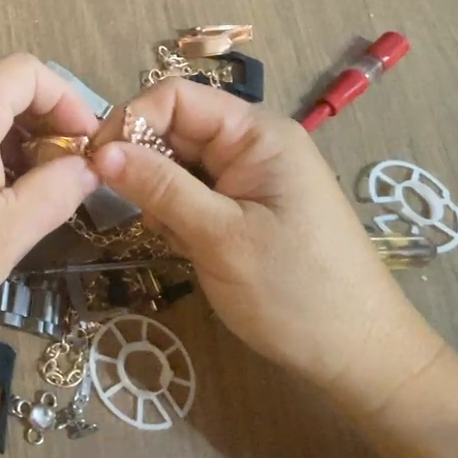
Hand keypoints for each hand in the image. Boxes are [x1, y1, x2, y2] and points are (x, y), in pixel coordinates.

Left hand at [0, 54, 101, 353]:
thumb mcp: (7, 232)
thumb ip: (58, 189)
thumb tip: (88, 166)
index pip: (28, 70)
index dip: (68, 101)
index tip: (87, 146)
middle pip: (0, 82)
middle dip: (42, 118)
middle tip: (66, 168)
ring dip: (11, 134)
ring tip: (32, 187)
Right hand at [88, 79, 443, 410]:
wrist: (360, 359)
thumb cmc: (296, 293)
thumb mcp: (220, 237)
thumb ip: (159, 187)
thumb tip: (100, 152)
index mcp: (256, 133)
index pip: (174, 98)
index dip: (131, 120)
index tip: (97, 163)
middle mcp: (249, 143)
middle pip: (171, 127)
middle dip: (142, 162)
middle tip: (128, 207)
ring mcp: (245, 175)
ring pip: (173, 162)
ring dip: (157, 194)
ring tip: (172, 236)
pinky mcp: (240, 205)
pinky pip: (187, 190)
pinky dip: (173, 213)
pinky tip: (185, 245)